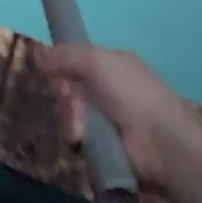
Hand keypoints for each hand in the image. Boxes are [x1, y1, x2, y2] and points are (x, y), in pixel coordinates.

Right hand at [37, 44, 201, 190]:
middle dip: (65, 95)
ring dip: (69, 118)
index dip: (62, 66)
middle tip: (71, 102)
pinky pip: (76, 137)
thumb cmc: (132, 94)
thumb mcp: (97, 60)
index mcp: (113, 65)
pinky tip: (81, 139)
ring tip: (79, 127)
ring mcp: (107, 120)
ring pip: (69, 113)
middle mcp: (110, 91)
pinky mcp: (103, 147)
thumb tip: (39, 55)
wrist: (162, 144)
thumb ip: (64, 55)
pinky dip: (75, 137)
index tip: (53, 72)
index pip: (76, 61)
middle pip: (69, 88)